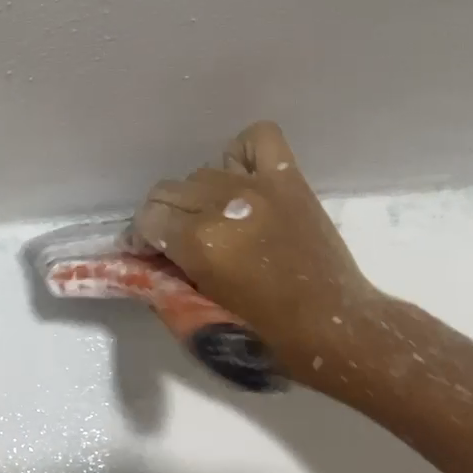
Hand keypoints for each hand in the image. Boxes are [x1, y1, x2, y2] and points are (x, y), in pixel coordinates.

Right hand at [133, 122, 380, 369]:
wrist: (333, 327)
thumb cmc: (263, 333)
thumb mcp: (198, 314)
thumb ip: (162, 282)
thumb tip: (138, 261)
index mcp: (201, 242)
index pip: (147, 219)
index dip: (141, 240)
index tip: (148, 255)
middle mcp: (225, 205)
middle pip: (167, 191)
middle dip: (162, 219)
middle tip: (175, 243)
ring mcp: (260, 187)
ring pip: (201, 172)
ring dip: (197, 198)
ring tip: (213, 222)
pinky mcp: (289, 180)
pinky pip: (257, 139)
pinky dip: (241, 155)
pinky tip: (241, 183)